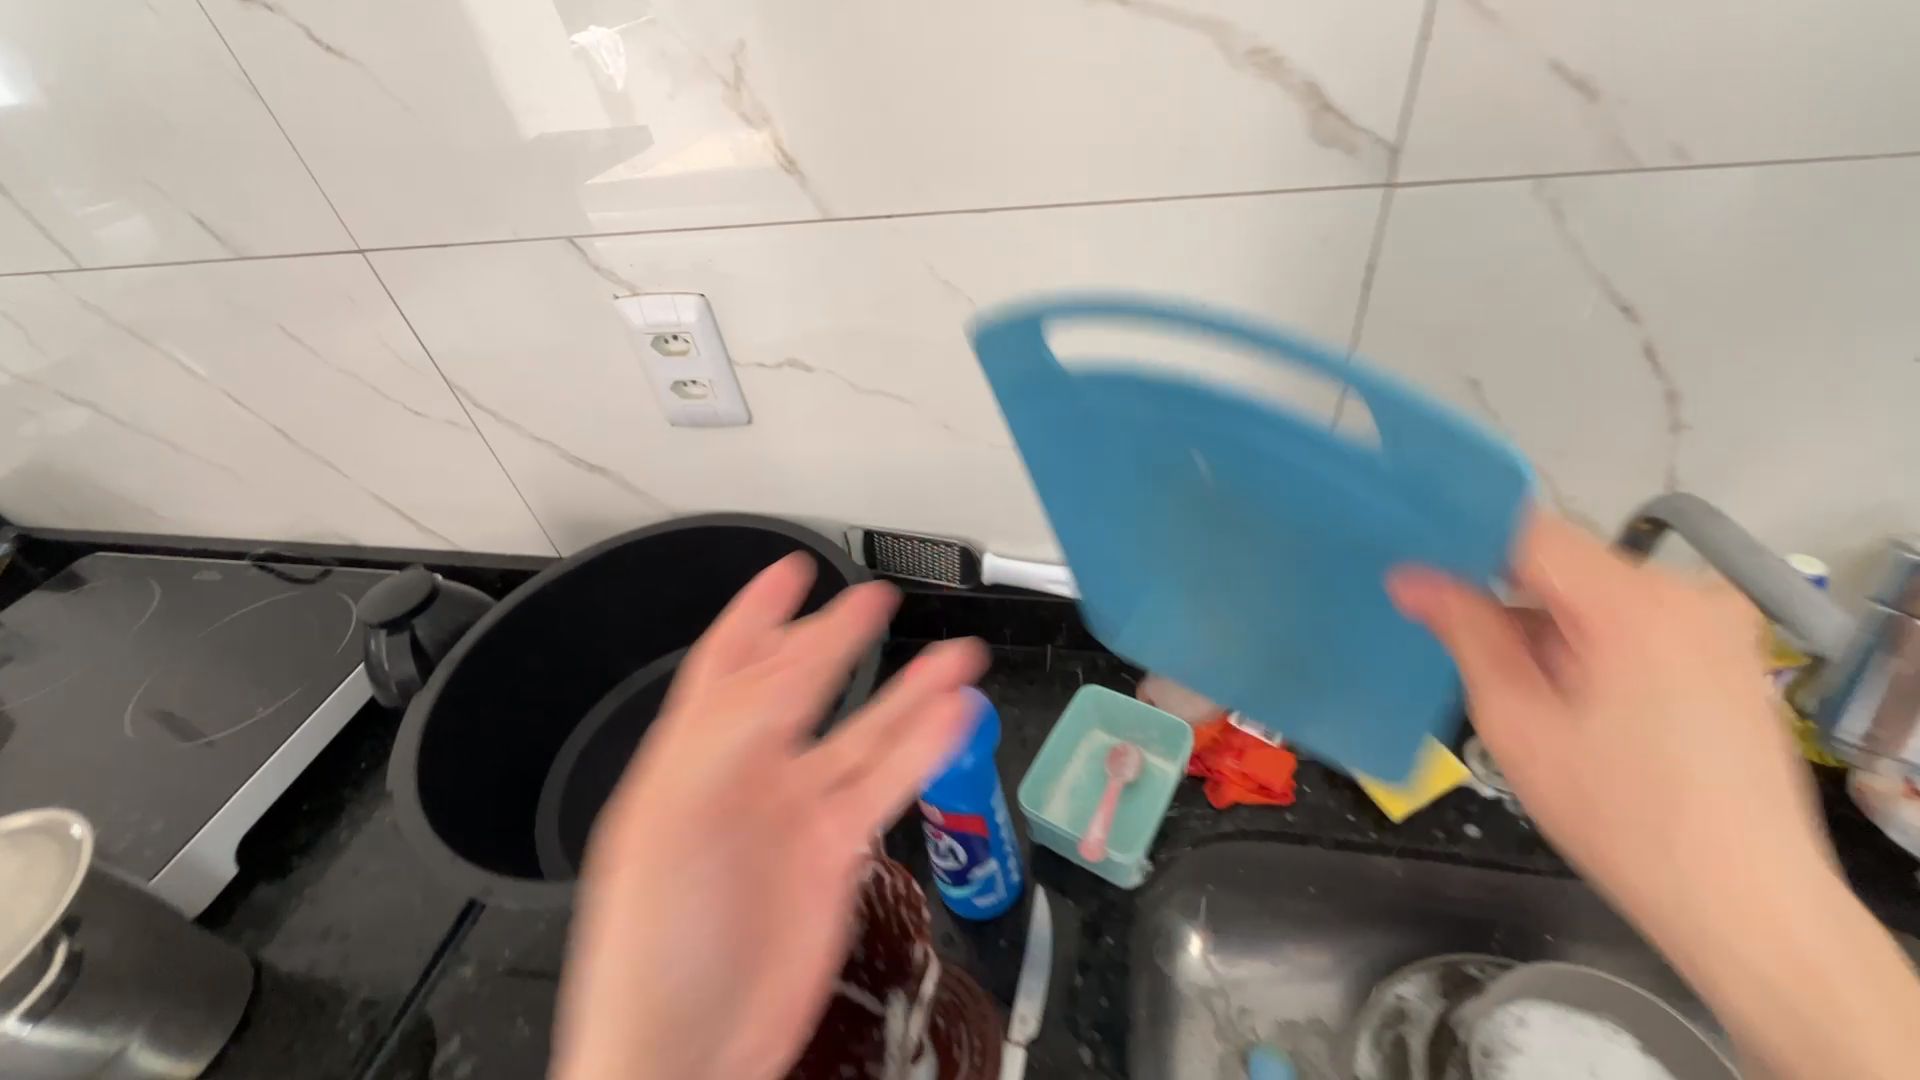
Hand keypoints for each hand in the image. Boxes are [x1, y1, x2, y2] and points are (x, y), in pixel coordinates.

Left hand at [549, 554, 988, 1079]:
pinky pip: (887, 784)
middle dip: (840, 638)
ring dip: (911, 692)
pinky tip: (953, 721)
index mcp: (694, 756)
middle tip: (876, 600)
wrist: (687, 1051)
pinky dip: (924, 750)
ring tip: (956, 657)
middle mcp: (747, 773)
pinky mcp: (837, 849)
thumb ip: (726, 735)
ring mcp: (797, 811)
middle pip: (805, 686)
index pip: (729, 662)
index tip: (790, 571)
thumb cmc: (651, 950)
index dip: (758, 612)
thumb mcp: (670, 823)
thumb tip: (779, 668)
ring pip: (866, 732)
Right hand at [1389, 511, 1919, 1079]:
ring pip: (1591, 593)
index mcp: (1635, 605)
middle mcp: (1687, 596)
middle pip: (1561, 562)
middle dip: (1499, 592)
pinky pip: (1629, 619)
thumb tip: (1410, 577)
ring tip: (1511, 682)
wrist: (1744, 902)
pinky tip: (1565, 695)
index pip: (1526, 530)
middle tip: (1446, 634)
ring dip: (1540, 622)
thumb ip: (1464, 632)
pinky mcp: (1725, 654)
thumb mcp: (1515, 720)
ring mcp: (1716, 624)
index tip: (1406, 556)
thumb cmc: (1616, 814)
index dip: (1459, 537)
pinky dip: (1582, 639)